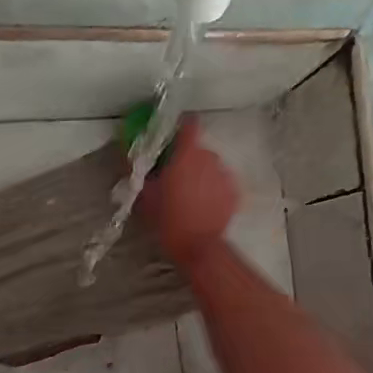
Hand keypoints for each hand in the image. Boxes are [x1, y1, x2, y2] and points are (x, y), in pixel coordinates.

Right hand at [139, 118, 237, 268]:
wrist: (199, 247)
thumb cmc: (169, 221)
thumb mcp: (146, 197)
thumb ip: (143, 173)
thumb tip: (137, 160)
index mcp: (187, 154)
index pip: (189, 125)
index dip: (180, 128)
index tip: (172, 138)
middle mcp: (210, 158)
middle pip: (198, 149)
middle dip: (188, 159)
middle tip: (175, 177)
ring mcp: (225, 175)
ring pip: (211, 166)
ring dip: (201, 174)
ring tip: (190, 195)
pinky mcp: (235, 192)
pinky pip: (221, 183)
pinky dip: (213, 189)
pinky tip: (203, 205)